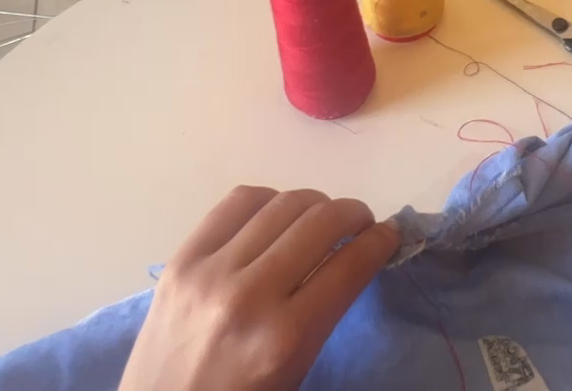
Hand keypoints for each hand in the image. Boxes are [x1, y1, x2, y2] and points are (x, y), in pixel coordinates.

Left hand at [119, 186, 400, 390]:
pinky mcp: (182, 258)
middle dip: (354, 214)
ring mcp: (210, 271)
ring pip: (284, 203)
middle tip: (361, 224)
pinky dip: (268, 200)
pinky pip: (238, 201)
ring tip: (320, 219)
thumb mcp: (294, 371)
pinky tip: (275, 217)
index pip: (350, 265)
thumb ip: (325, 311)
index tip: (390, 234)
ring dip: (316, 204)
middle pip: (321, 221)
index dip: (380, 241)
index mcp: (284, 340)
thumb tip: (356, 252)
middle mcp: (250, 296)